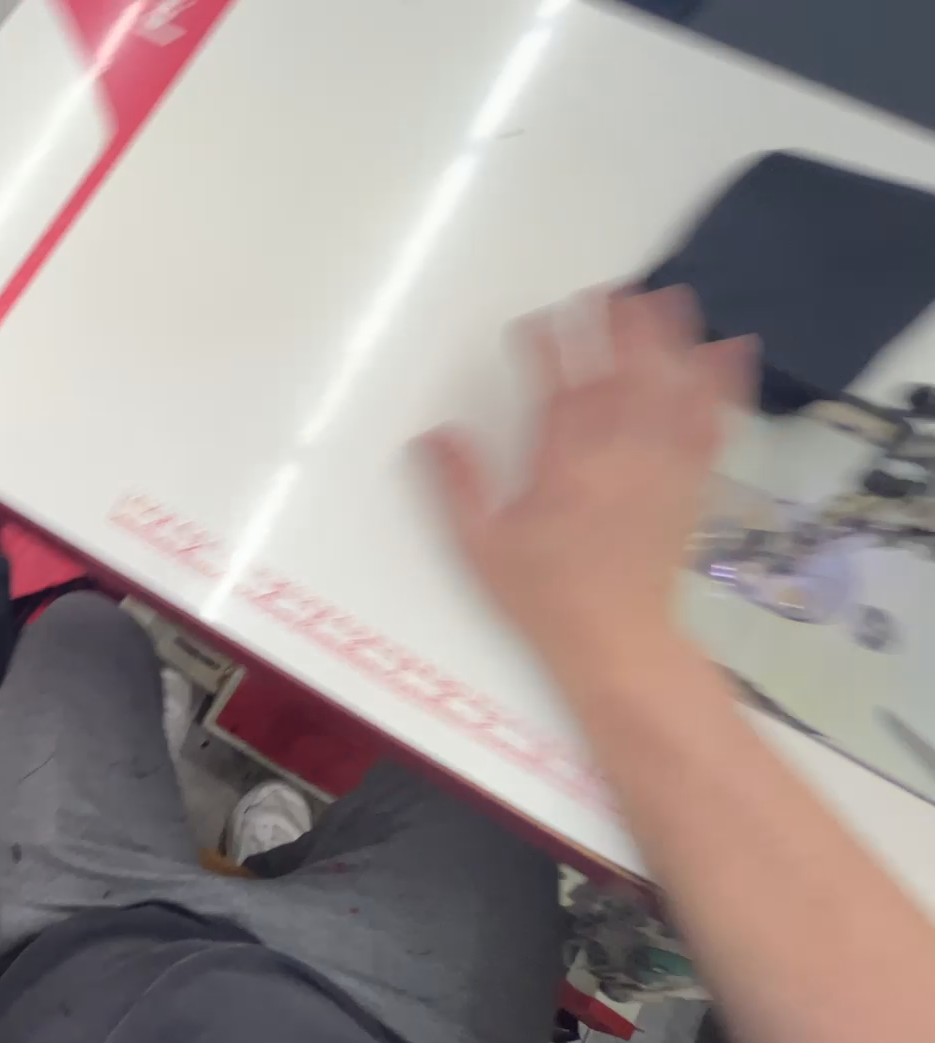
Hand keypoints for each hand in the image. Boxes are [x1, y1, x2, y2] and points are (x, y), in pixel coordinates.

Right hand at [420, 288, 757, 664]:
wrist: (614, 636)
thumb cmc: (537, 590)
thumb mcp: (478, 543)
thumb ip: (458, 485)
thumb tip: (435, 434)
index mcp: (562, 472)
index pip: (558, 395)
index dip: (547, 351)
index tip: (534, 320)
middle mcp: (619, 461)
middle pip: (621, 380)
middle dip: (612, 330)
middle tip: (604, 289)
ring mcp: (662, 469)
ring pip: (669, 392)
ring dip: (667, 341)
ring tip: (662, 297)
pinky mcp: (690, 483)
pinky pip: (710, 424)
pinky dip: (719, 384)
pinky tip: (724, 351)